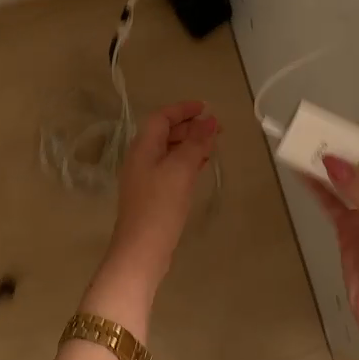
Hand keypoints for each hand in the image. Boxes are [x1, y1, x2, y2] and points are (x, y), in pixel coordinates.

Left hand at [93, 101, 219, 307]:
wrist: (142, 250)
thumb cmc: (160, 206)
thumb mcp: (180, 170)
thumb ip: (195, 144)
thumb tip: (209, 121)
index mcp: (143, 147)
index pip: (161, 117)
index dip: (182, 109)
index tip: (206, 108)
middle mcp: (141, 158)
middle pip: (164, 132)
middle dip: (190, 126)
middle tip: (217, 128)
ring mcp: (145, 178)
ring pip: (169, 151)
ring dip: (190, 144)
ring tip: (214, 145)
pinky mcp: (152, 195)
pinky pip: (171, 168)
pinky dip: (187, 162)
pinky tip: (201, 166)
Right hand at [298, 131, 358, 359]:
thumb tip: (333, 160)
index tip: (352, 127)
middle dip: (350, 153)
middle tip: (323, 135)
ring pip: (349, 185)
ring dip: (331, 168)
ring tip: (305, 148)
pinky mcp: (351, 235)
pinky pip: (333, 204)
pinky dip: (318, 189)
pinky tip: (302, 174)